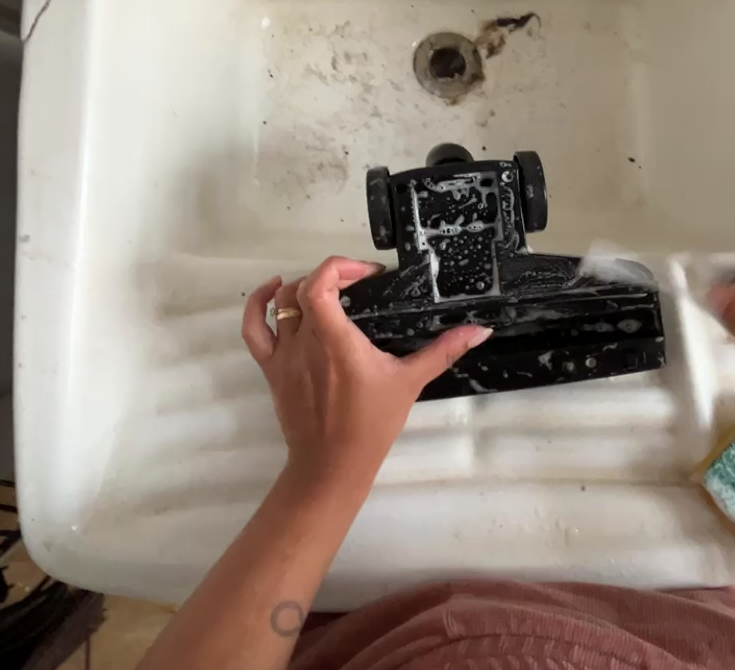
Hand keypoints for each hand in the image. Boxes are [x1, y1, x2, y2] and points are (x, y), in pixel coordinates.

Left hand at [242, 256, 491, 490]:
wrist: (331, 467)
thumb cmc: (371, 423)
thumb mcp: (410, 382)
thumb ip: (443, 351)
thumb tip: (481, 330)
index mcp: (335, 339)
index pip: (321, 283)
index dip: (341, 267)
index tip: (368, 276)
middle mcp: (304, 340)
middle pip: (304, 287)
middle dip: (332, 276)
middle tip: (359, 286)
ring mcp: (283, 353)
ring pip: (281, 303)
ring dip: (304, 287)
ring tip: (330, 290)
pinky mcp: (271, 367)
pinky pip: (253, 329)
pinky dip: (258, 304)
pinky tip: (275, 290)